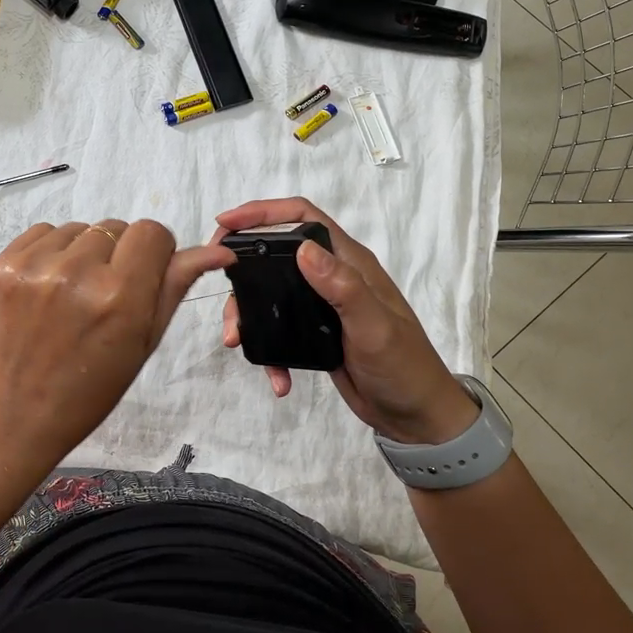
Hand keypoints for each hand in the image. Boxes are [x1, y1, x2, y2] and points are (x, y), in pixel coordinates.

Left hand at [0, 220, 234, 463]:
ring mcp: (34, 267)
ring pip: (79, 229)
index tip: (143, 276)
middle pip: (116, 227)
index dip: (155, 252)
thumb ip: (175, 287)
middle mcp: (78, 273)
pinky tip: (46, 288)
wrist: (14, 410)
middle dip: (118, 254)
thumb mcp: (143, 343)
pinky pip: (42, 232)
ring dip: (83, 251)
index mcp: (121, 296)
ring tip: (71, 295)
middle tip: (104, 295)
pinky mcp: (2, 265)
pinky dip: (51, 252)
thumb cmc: (90, 387)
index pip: (153, 232)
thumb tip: (218, 249)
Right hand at [214, 199, 477, 444]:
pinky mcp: (312, 332)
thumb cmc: (403, 366)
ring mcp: (320, 304)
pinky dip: (267, 349)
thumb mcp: (374, 327)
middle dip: (241, 266)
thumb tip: (304, 250)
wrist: (417, 420)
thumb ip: (343, 287)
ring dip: (247, 314)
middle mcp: (331, 276)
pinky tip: (274, 375)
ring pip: (268, 293)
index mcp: (349, 262)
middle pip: (274, 252)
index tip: (225, 225)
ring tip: (234, 339)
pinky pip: (276, 329)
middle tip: (216, 278)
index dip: (262, 213)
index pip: (301, 218)